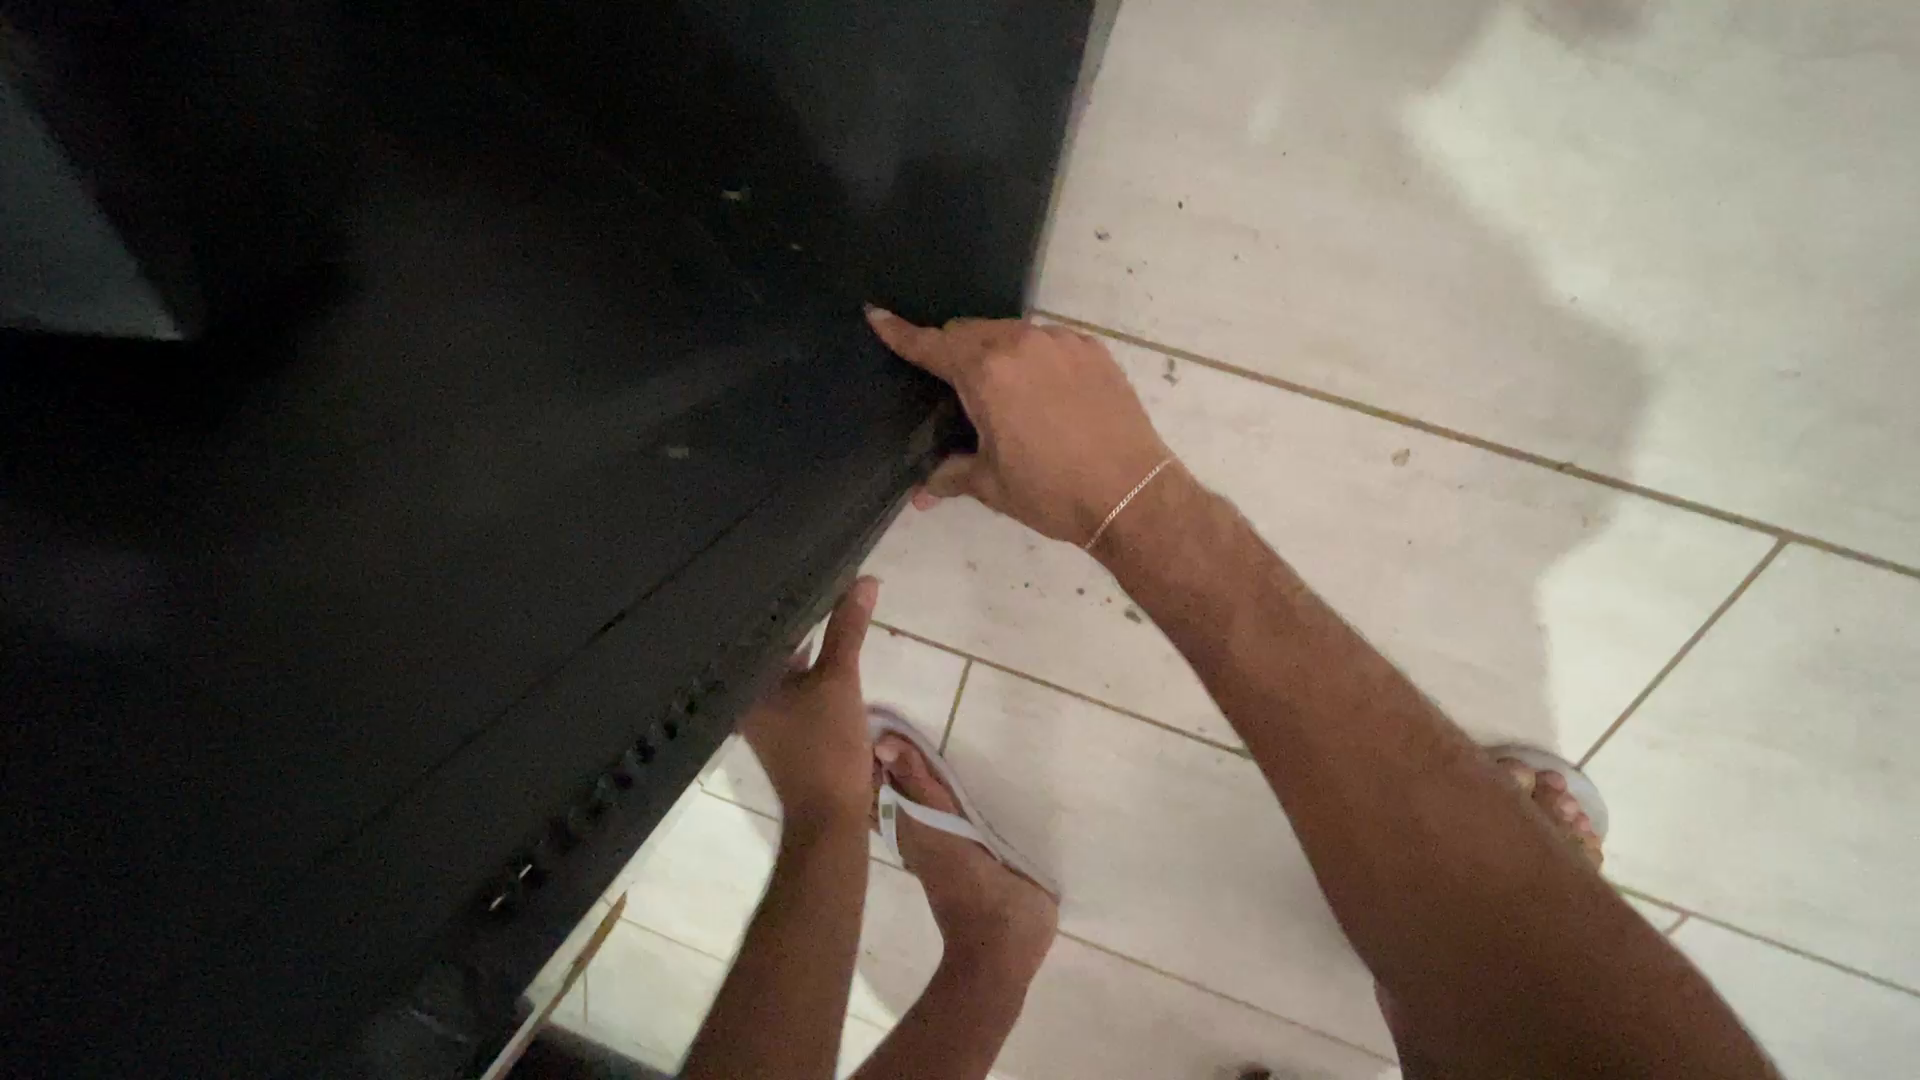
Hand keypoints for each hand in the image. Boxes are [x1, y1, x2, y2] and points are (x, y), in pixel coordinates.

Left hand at [739, 577, 878, 828]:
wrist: (831, 814)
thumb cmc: (826, 746)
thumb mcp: (841, 680)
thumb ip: (848, 629)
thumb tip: (865, 581)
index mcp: (744, 682)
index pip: (757, 627)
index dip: (778, 596)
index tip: (791, 563)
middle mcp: (743, 694)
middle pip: (770, 643)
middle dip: (793, 614)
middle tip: (811, 571)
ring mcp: (762, 712)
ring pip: (783, 663)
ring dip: (804, 638)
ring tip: (823, 598)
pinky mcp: (782, 724)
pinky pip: (793, 681)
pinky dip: (809, 662)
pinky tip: (824, 642)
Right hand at [865, 308, 1171, 544]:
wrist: (1131, 494)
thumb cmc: (1052, 492)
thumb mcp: (992, 486)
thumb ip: (951, 476)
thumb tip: (921, 493)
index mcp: (986, 374)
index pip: (932, 344)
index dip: (900, 333)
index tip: (877, 315)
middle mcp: (1021, 344)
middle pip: (969, 332)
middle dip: (951, 351)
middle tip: (952, 387)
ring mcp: (1062, 343)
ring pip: (1010, 333)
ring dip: (994, 353)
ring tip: (1002, 395)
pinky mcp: (1093, 351)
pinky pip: (1048, 342)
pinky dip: (1033, 358)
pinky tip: (1043, 393)